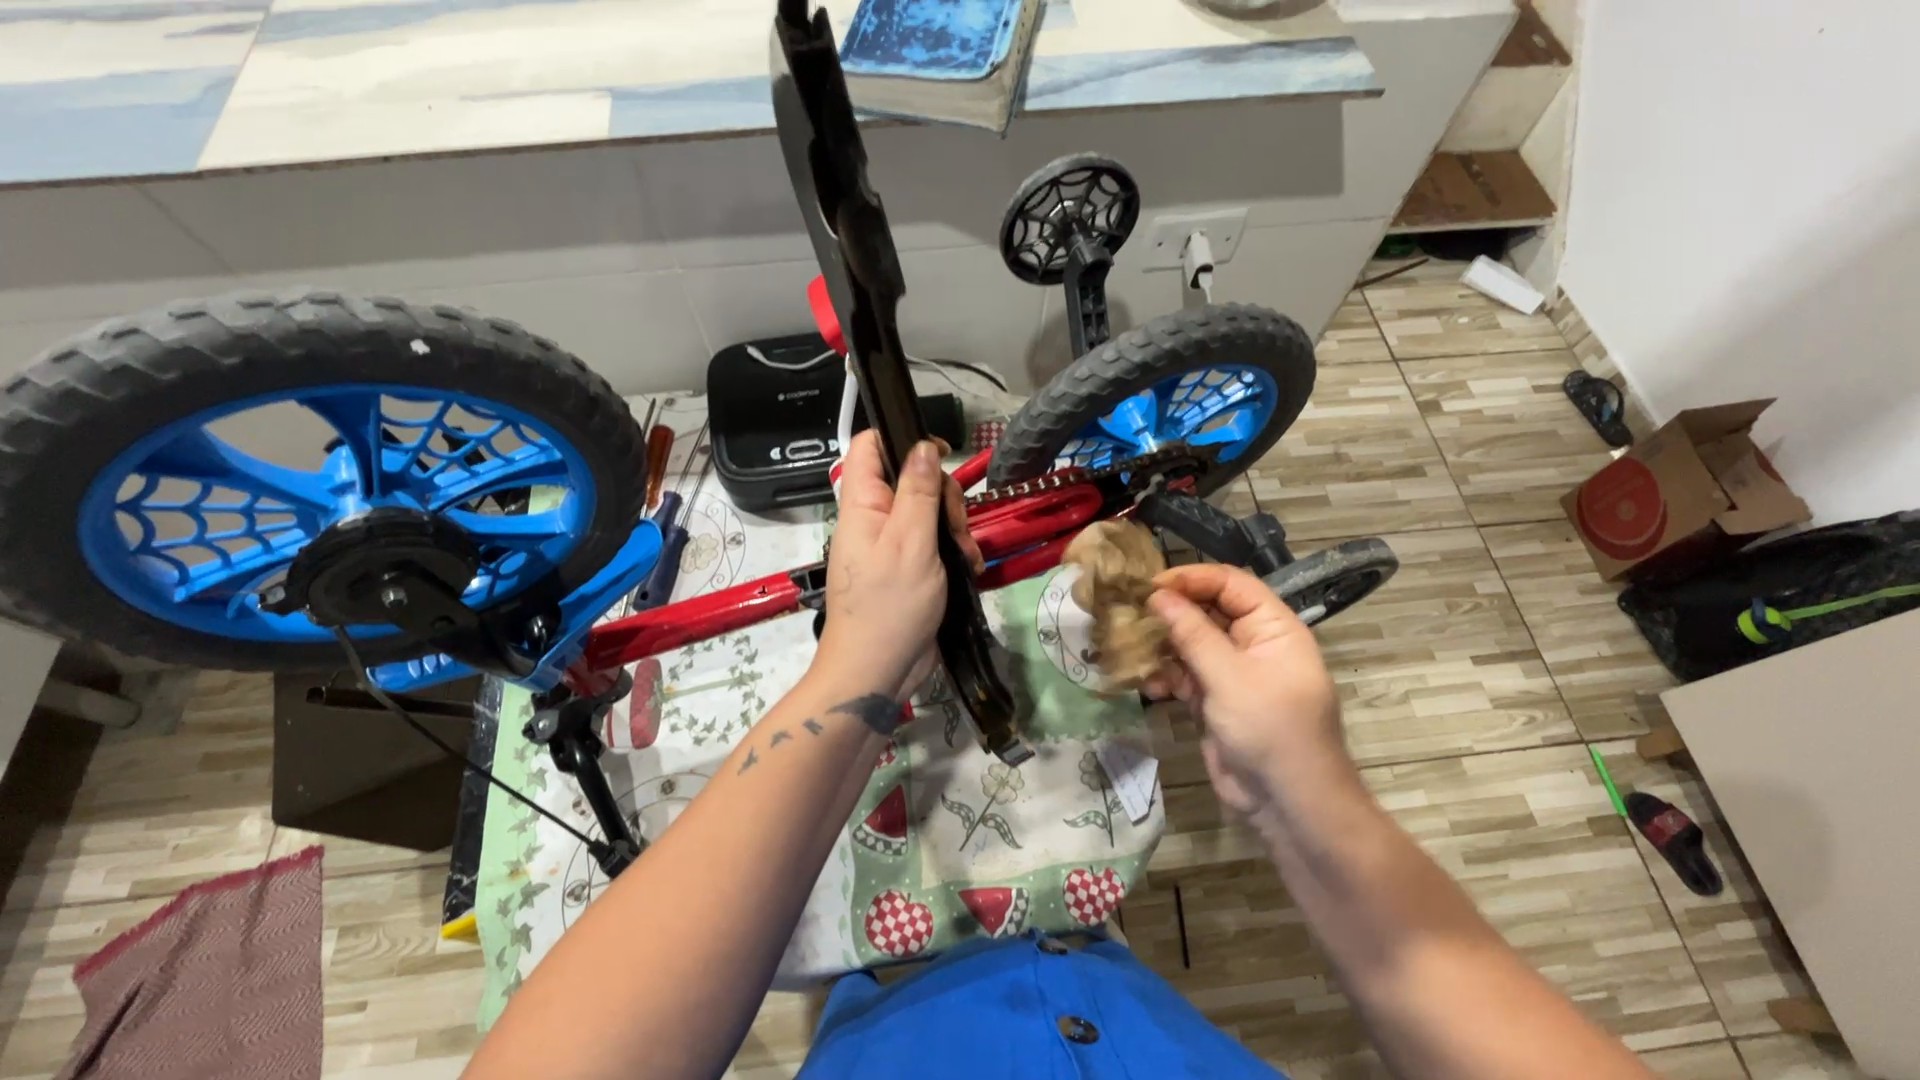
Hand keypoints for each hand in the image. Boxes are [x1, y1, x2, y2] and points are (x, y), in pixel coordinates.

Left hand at [815, 431, 982, 698]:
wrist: (877, 672)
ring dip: (955, 530)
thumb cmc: (890, 606)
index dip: (902, 438)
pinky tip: (968, 572)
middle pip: (912, 479)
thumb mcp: (911, 542)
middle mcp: (874, 519)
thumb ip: (918, 491)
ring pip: (929, 512)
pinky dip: (954, 553)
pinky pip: (935, 544)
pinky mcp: (910, 568)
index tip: (940, 453)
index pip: (869, 447)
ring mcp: (892, 545)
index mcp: (862, 504)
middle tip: (955, 527)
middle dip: (943, 498)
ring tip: (966, 559)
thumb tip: (923, 444)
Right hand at [1147, 563, 1349, 817]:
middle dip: (1170, 611)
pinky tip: (1146, 685)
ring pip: (1191, 644)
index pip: (1231, 585)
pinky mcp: (1215, 701)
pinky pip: (1185, 676)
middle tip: (1129, 611)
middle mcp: (1254, 644)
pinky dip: (1165, 677)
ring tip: (1130, 648)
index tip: (1150, 583)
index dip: (1192, 579)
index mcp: (1273, 628)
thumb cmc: (1270, 729)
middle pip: (1208, 611)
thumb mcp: (1229, 677)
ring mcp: (1234, 674)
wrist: (1288, 803)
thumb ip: (1191, 633)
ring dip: (1162, 646)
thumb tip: (1157, 594)